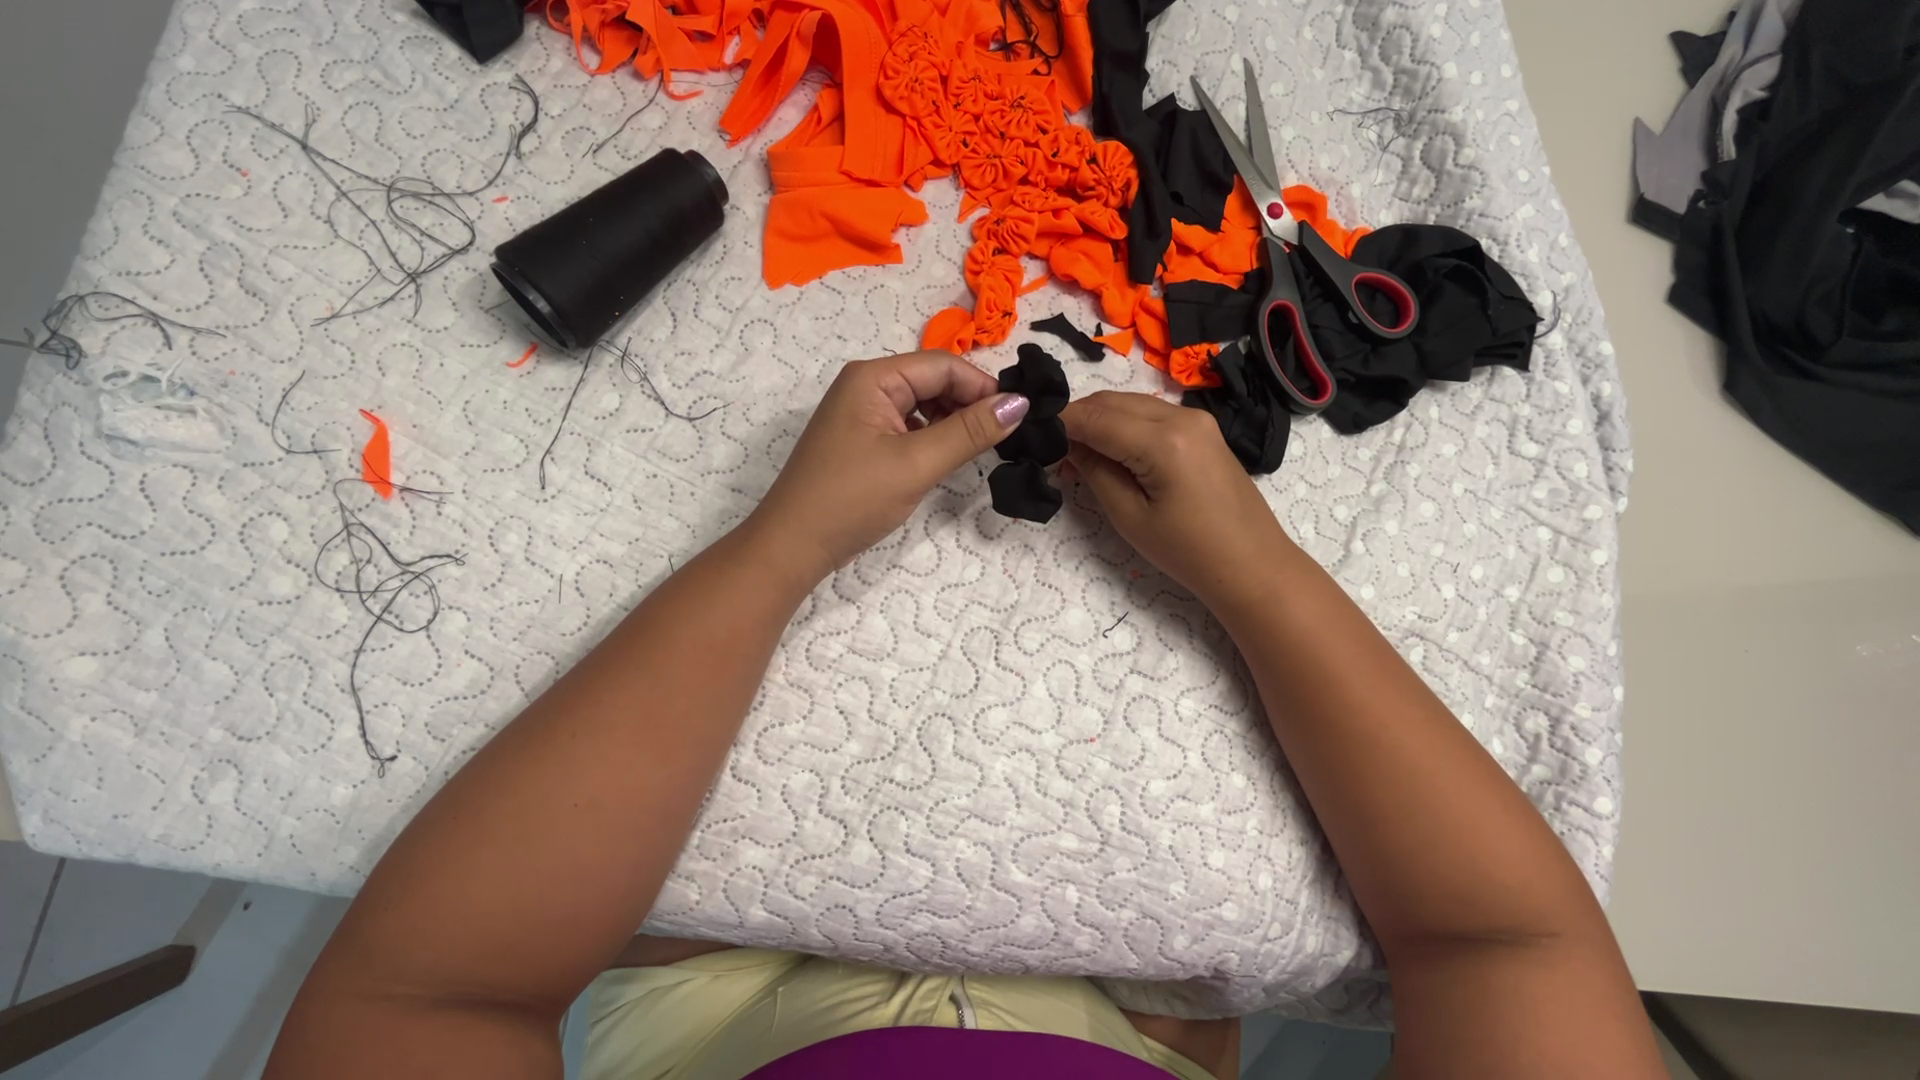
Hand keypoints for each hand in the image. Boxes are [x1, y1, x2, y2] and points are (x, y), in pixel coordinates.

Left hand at [747, 351, 1028, 579]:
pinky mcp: (862, 441)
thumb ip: (969, 432)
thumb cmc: (851, 499)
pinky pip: (908, 427)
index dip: (983, 387)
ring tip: (980, 450)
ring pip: (922, 406)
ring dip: (953, 423)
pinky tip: (947, 459)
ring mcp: (861, 414)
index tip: (1018, 418)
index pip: (943, 365)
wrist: (792, 546)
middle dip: (970, 404)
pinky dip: (933, 439)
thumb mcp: (916, 464)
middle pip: (933, 381)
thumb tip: (1019, 404)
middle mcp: (866, 386)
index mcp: (873, 378)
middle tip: (1004, 437)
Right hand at [1062, 392, 1296, 610]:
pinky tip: (1110, 453)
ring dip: (1099, 421)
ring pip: (1130, 404)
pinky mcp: (1202, 430)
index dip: (1059, 423)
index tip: (1030, 435)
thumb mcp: (1130, 517)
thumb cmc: (1189, 552)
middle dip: (1077, 419)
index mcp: (1163, 440)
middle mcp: (1181, 416)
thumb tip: (1066, 444)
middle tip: (1051, 451)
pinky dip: (1123, 426)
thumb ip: (1095, 471)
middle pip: (1111, 401)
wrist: (1254, 566)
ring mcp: (1196, 419)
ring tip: (1077, 457)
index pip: (1095, 417)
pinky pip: (1150, 414)